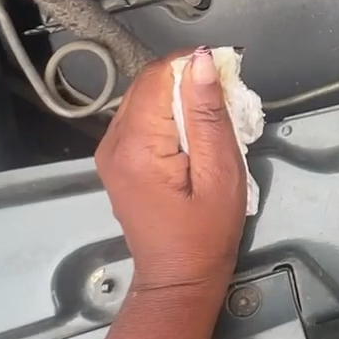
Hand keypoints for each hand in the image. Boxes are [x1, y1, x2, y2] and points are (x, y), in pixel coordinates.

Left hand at [94, 48, 247, 296]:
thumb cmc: (207, 231)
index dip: (194, 63)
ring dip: (180, 93)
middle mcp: (113, 142)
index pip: (159, 76)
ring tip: (213, 113)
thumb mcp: (220, 171)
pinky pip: (141, 116)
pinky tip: (194, 130)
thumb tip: (202, 62)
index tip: (228, 72)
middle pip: (148, 82)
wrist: (179, 276)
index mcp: (138, 145)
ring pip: (144, 96)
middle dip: (188, 77)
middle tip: (226, 95)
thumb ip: (209, 114)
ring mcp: (110, 151)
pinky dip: (169, 111)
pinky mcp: (117, 158)